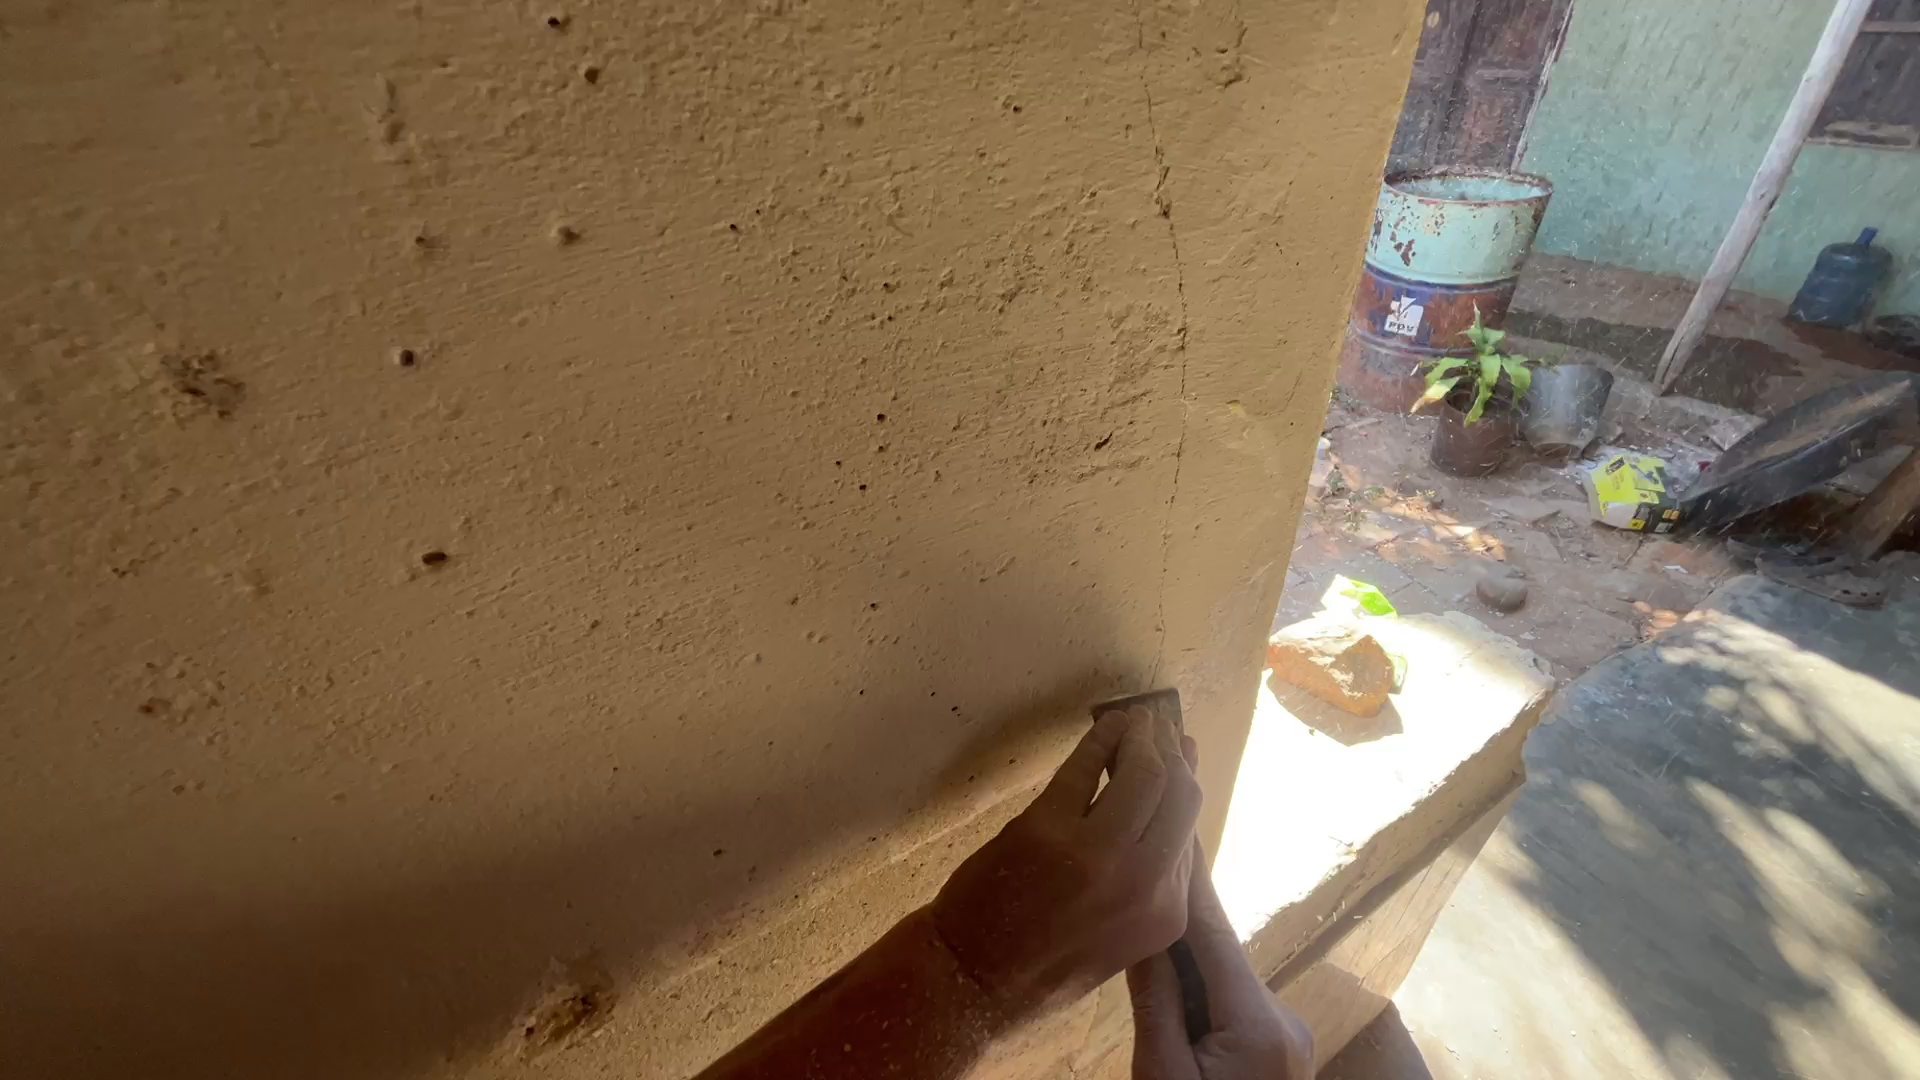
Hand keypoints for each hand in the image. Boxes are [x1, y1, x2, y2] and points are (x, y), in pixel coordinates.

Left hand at [930, 705, 1201, 1015]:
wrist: (975, 978)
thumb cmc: (1045, 958)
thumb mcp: (1121, 934)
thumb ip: (1147, 880)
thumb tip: (1160, 814)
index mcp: (1166, 914)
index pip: (1190, 827)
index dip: (1187, 779)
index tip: (1182, 750)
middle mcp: (1144, 883)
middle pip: (1178, 793)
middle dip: (1170, 750)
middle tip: (1158, 724)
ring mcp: (1097, 854)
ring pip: (1142, 774)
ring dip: (1140, 736)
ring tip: (1135, 719)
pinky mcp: (1048, 828)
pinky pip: (1084, 767)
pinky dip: (1098, 738)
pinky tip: (1106, 724)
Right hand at [1127, 839, 1314, 1079]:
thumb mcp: (1161, 1075)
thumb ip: (1154, 996)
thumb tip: (1140, 922)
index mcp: (1260, 1025)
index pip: (1212, 930)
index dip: (1187, 876)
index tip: (1171, 824)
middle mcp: (1283, 1019)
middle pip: (1216, 949)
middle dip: (1176, 908)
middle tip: (1140, 856)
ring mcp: (1283, 1034)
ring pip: (1219, 972)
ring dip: (1181, 945)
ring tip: (1142, 900)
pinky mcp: (1273, 1046)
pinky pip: (1225, 996)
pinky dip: (1194, 978)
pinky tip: (1165, 960)